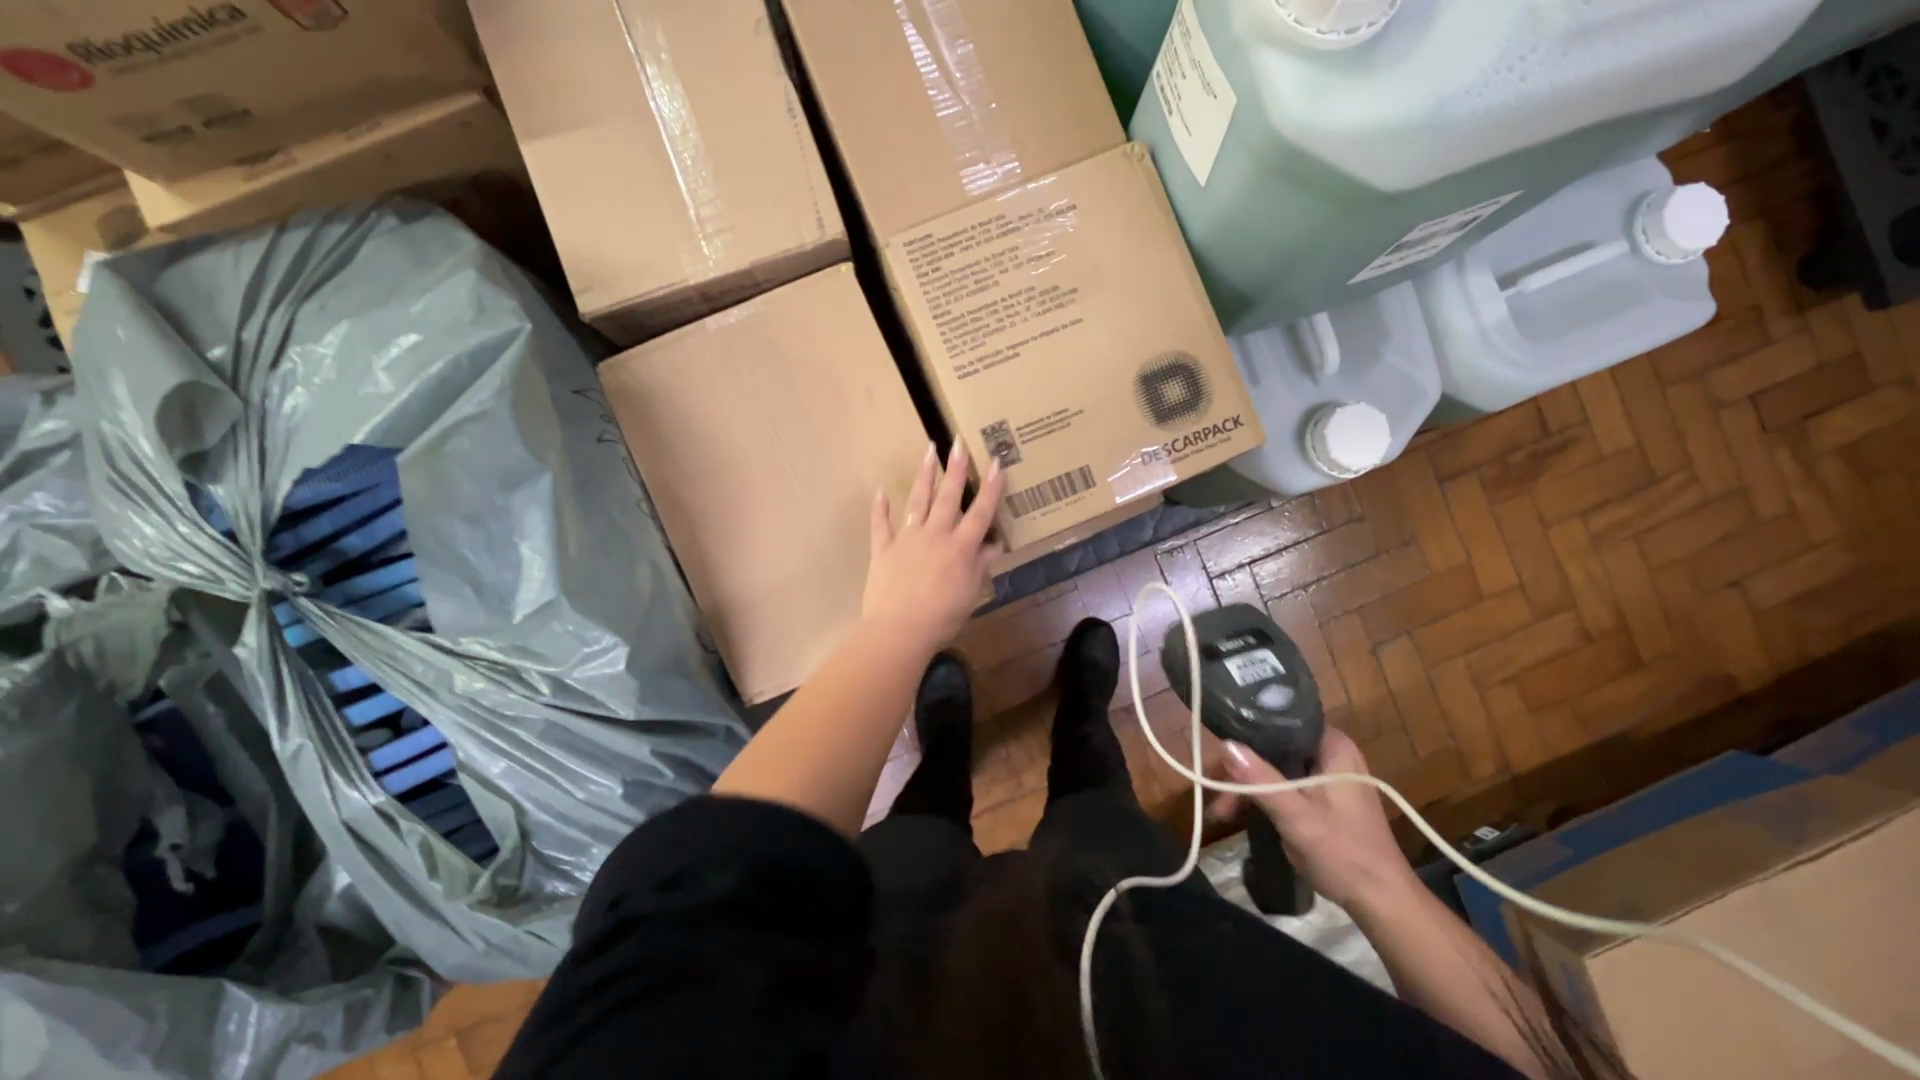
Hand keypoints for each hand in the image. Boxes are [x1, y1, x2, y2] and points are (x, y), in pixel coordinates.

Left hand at [864, 442, 1006, 655]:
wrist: (899, 630)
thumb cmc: (941, 618)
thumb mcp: (970, 594)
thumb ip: (979, 567)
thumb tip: (993, 547)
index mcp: (960, 548)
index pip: (980, 513)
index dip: (991, 488)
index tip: (997, 463)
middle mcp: (935, 535)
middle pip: (948, 497)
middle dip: (956, 468)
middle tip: (959, 442)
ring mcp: (907, 539)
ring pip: (917, 501)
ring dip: (924, 475)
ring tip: (928, 450)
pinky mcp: (883, 549)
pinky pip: (881, 524)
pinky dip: (880, 508)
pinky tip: (880, 491)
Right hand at [1216, 729, 1418, 912]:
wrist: (1380, 900)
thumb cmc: (1343, 853)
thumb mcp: (1297, 817)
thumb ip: (1262, 781)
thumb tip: (1226, 745)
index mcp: (1334, 747)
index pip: (1283, 722)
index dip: (1247, 733)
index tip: (1218, 751)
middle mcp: (1332, 755)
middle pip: (1275, 749)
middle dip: (1242, 770)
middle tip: (1215, 792)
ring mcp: (1328, 778)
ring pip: (1277, 770)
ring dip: (1249, 788)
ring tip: (1221, 812)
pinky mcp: (1322, 799)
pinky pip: (1285, 787)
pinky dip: (1263, 799)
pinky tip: (1240, 815)